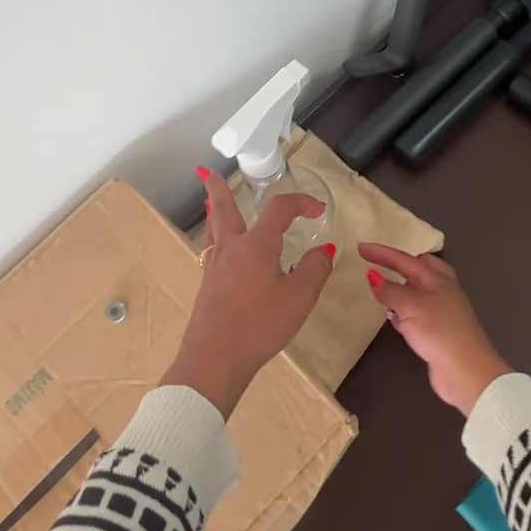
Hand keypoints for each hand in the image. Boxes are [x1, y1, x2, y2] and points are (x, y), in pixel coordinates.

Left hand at [162, 167, 334, 417]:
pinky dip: (217, 236)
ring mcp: (215, 267)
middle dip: (219, 188)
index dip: (301, 203)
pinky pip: (212, 249)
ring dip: (214, 209)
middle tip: (208, 171)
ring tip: (211, 199)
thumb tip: (322, 251)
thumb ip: (314, 269)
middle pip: (223, 209)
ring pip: (214, 228)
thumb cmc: (260, 325)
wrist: (215, 359)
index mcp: (255, 244)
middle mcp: (231, 248)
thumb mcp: (299, 298)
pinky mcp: (208, 287)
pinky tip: (222, 248)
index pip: (279, 209)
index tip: (318, 209)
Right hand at [359, 243, 513, 416]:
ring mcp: (441, 313)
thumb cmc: (438, 330)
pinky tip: (392, 318)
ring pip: (417, 294)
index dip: (382, 253)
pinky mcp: (437, 333)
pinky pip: (416, 315)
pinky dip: (403, 313)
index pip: (405, 260)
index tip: (361, 247)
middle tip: (381, 263)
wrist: (465, 370)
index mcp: (438, 279)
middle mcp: (442, 291)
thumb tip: (375, 279)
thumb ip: (390, 291)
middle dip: (402, 265)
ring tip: (380, 289)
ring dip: (400, 290)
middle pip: (421, 271)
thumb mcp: (410, 306)